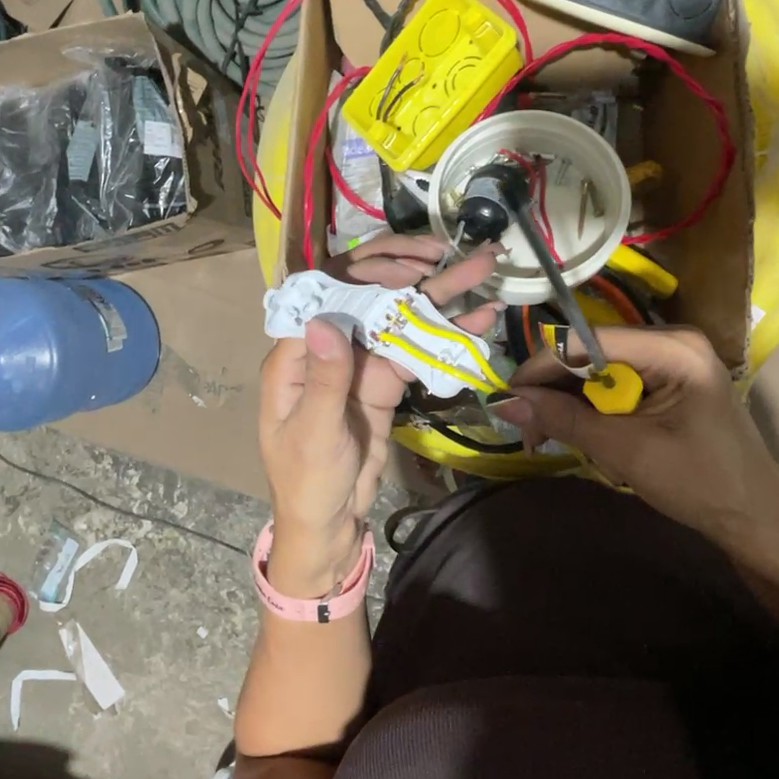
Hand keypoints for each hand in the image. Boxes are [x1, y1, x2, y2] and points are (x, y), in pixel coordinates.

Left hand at [258, 235, 498, 596]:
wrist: (328, 523)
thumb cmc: (306, 481)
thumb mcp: (314, 434)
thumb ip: (325, 379)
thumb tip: (327, 321)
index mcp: (295, 351)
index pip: (327, 291)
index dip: (366, 271)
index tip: (409, 268)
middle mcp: (328, 346)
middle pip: (368, 294)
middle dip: (410, 270)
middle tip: (453, 255)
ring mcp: (360, 362)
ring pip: (399, 318)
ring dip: (440, 295)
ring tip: (483, 269)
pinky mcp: (386, 382)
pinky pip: (417, 350)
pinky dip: (448, 335)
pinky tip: (481, 318)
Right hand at [492, 326, 778, 546]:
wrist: (754, 520)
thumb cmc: (699, 484)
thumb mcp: (625, 451)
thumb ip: (564, 420)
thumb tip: (503, 402)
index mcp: (672, 348)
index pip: (586, 341)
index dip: (541, 367)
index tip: (507, 399)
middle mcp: (671, 341)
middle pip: (588, 352)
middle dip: (552, 389)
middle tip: (525, 429)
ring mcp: (671, 360)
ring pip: (596, 370)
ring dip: (567, 402)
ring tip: (543, 438)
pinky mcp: (667, 381)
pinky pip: (613, 384)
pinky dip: (589, 409)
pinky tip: (575, 433)